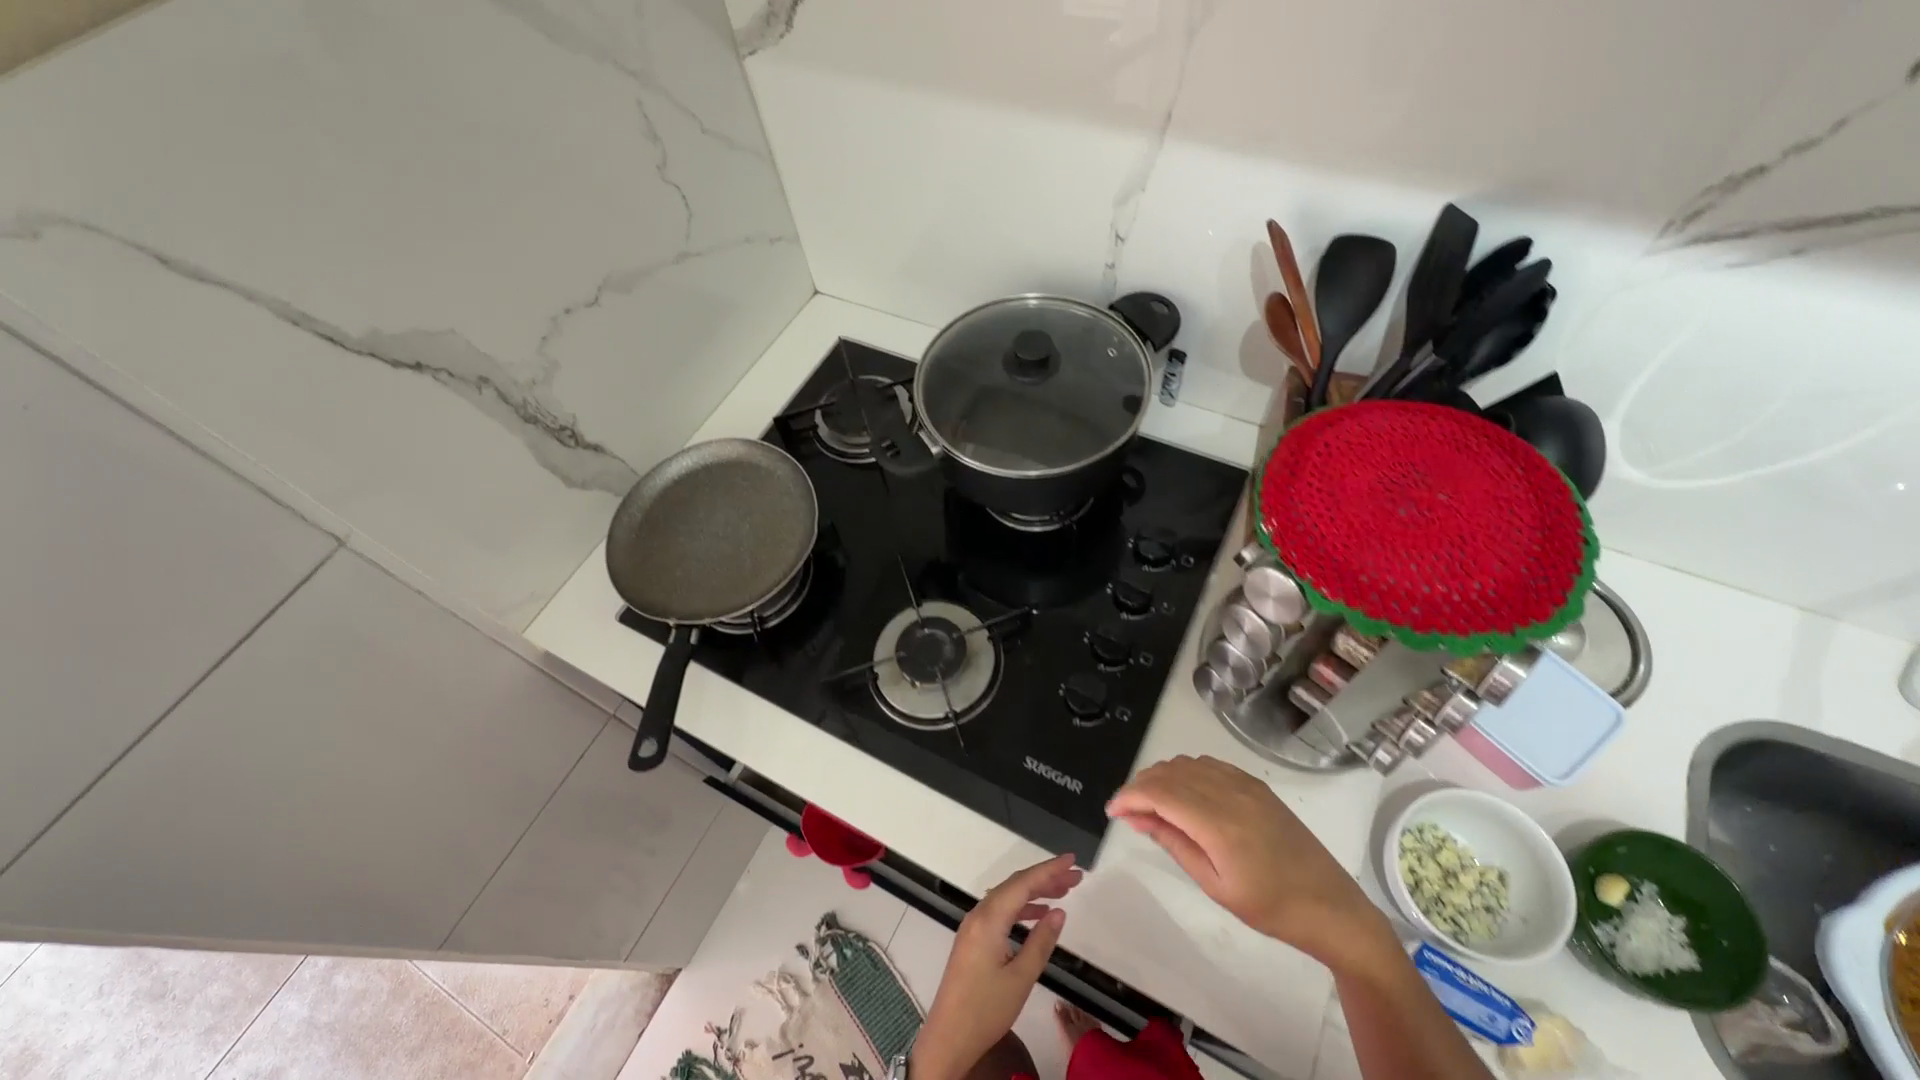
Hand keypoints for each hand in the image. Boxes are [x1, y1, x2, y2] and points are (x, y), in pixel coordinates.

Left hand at [911, 854, 1081, 1079]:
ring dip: (1035, 892)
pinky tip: (1040, 915)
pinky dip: (1022, 908)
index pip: (1022, 884)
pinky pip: (1000, 912)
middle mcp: (978, 916)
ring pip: (1007, 898)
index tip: (1072, 860)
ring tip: (1064, 892)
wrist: (949, 1037)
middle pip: (1014, 886)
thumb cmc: (986, 1009)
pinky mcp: (973, 940)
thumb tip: (1059, 912)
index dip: (1049, 870)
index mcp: (988, 920)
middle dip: (1045, 878)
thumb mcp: (1021, 977)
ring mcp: (973, 927)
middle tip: (1076, 876)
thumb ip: (1041, 941)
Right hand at [1107, 755, 1394, 972]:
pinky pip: (1211, 766)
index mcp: (1219, 823)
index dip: (1130, 796)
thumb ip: (1174, 843)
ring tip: (1151, 806)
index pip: (1160, 792)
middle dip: (1141, 785)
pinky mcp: (1257, 786)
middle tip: (1127, 812)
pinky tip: (1182, 796)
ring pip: (1189, 764)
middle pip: (1171, 771)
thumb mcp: (1215, 885)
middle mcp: (1231, 793)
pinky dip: (1187, 773)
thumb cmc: (1270, 908)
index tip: (1112, 812)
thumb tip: (1139, 817)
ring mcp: (1247, 785)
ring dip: (1163, 777)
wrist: (1330, 906)